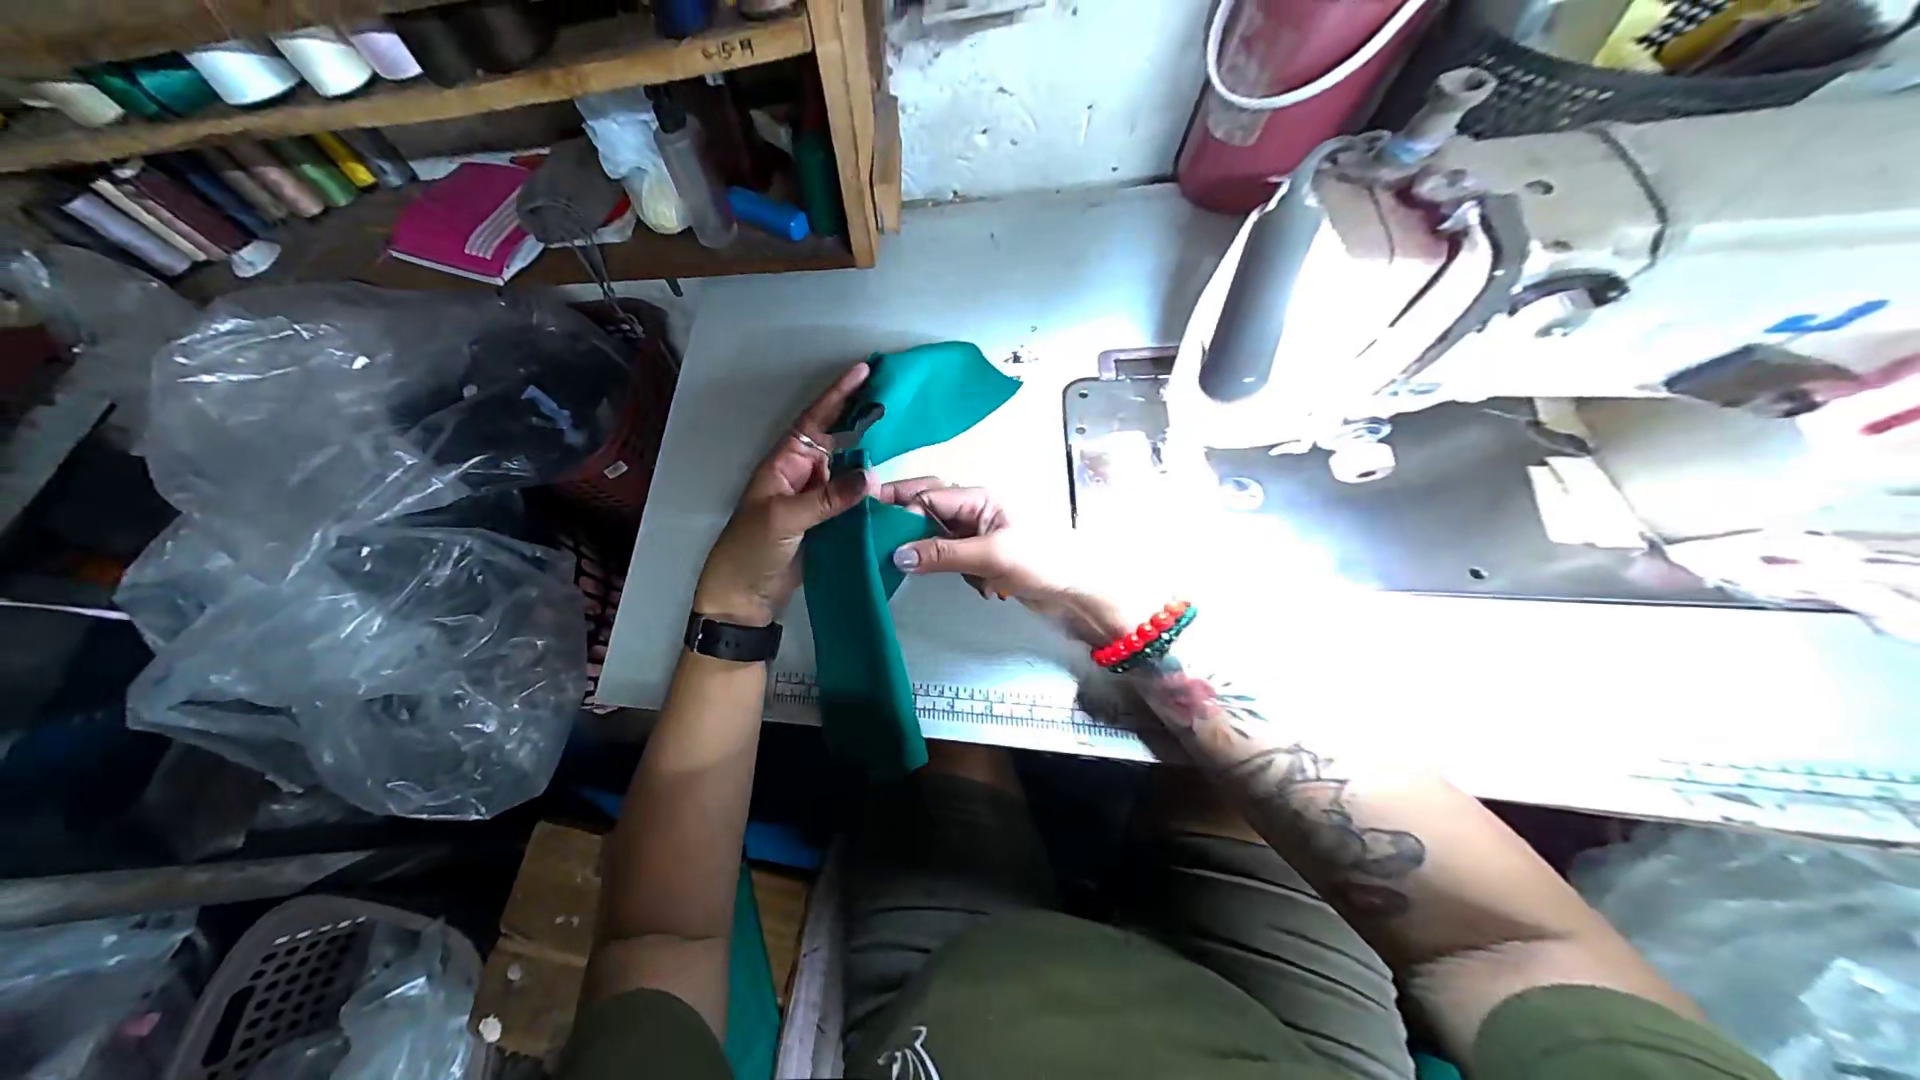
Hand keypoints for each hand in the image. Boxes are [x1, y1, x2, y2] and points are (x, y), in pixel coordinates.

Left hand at [693, 363, 874, 625]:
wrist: (744, 596)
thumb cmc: (750, 549)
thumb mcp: (784, 518)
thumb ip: (826, 497)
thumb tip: (869, 475)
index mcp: (784, 464)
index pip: (815, 421)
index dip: (838, 396)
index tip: (863, 372)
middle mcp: (802, 475)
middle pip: (836, 441)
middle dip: (860, 419)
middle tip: (894, 398)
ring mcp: (815, 500)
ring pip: (848, 471)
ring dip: (870, 458)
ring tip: (901, 438)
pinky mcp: (827, 523)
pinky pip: (851, 500)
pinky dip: (869, 493)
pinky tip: (890, 486)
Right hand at [878, 478, 1138, 645]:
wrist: (1077, 592)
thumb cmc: (1042, 562)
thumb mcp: (991, 555)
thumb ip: (942, 554)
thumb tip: (896, 555)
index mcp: (978, 498)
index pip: (927, 496)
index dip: (897, 506)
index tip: (865, 518)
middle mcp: (973, 511)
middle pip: (925, 508)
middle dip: (902, 523)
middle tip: (870, 538)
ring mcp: (974, 534)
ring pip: (932, 535)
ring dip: (925, 551)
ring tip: (904, 562)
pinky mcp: (978, 557)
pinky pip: (946, 557)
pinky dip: (946, 569)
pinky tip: (958, 582)